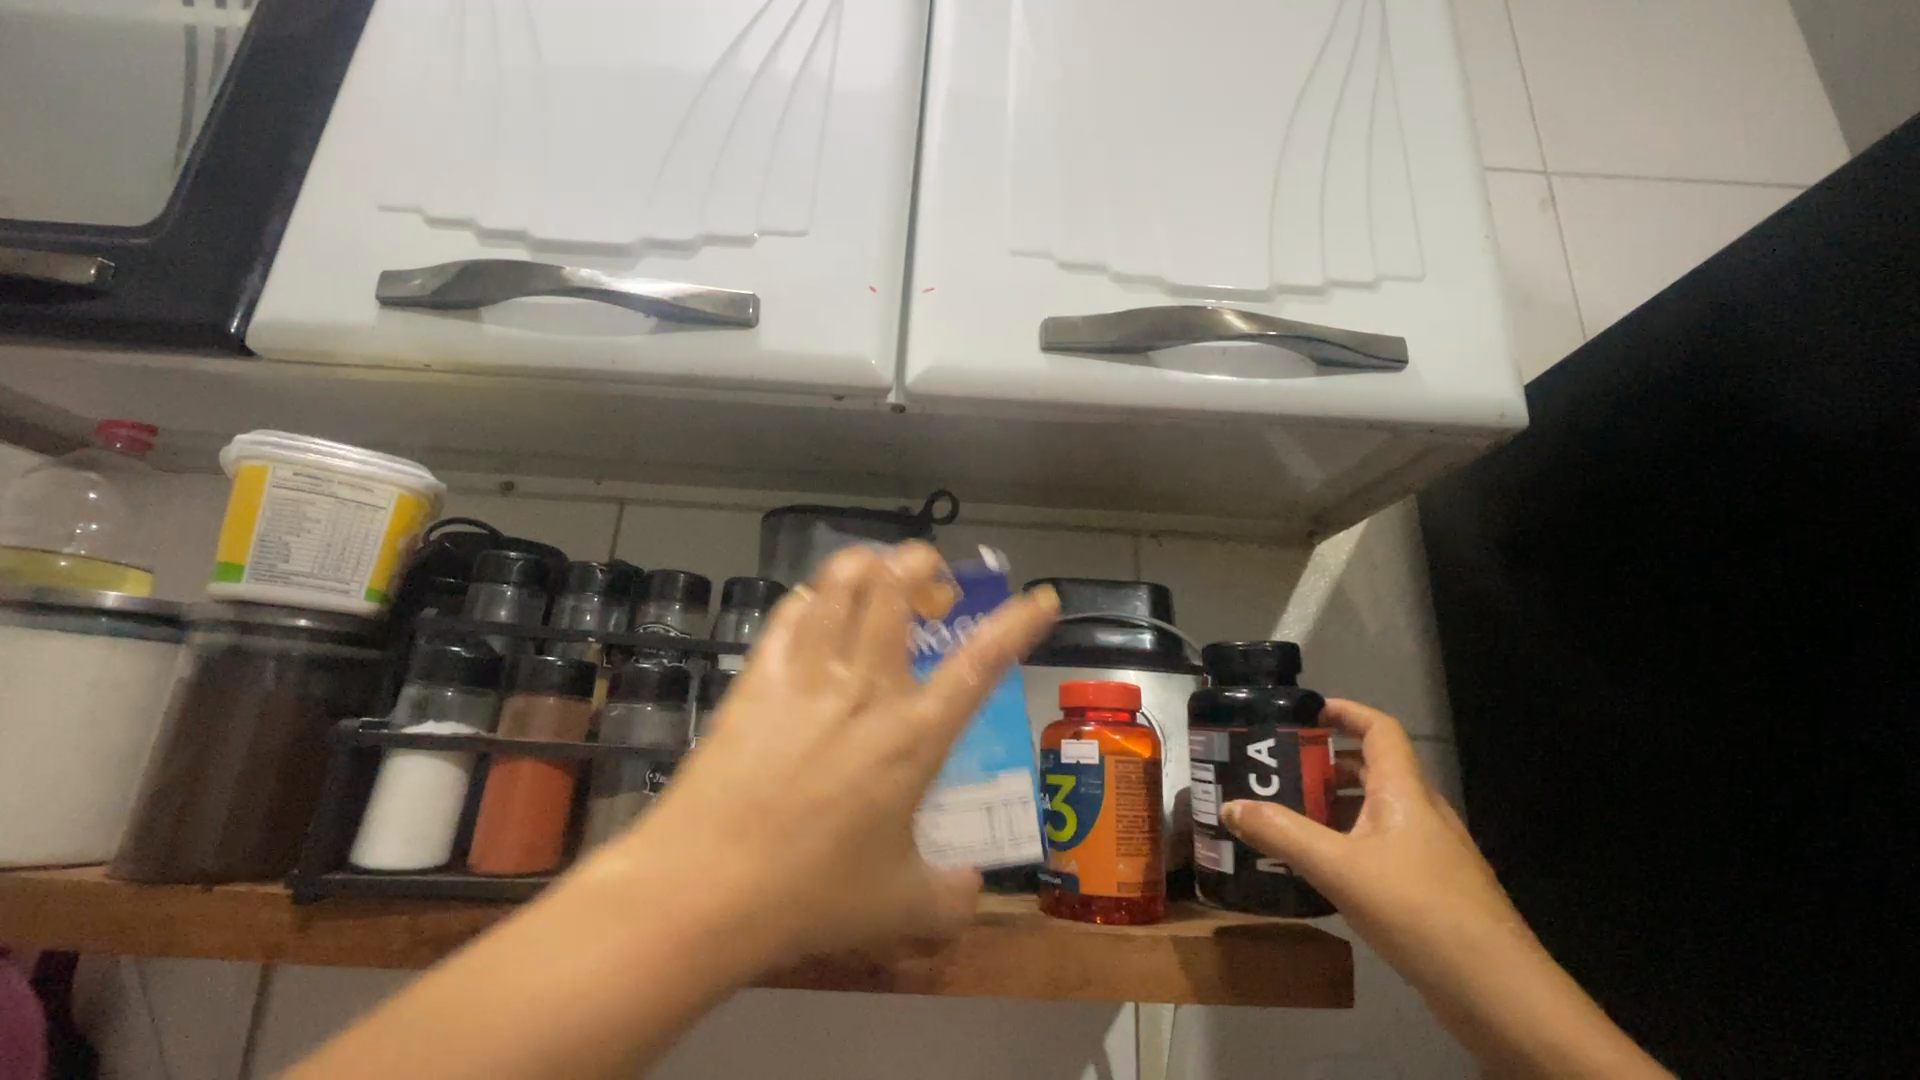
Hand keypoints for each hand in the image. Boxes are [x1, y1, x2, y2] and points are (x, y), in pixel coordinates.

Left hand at [601, 542, 1058, 968]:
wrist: (705, 886)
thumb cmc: (811, 895)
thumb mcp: (899, 908)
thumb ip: (950, 897)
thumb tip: (973, 888)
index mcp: (913, 736)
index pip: (980, 663)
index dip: (1018, 624)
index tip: (1042, 598)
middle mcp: (866, 688)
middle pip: (898, 588)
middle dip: (923, 563)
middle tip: (933, 582)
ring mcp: (807, 675)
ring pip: (841, 583)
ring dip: (869, 564)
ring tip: (880, 575)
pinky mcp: (756, 677)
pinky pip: (791, 612)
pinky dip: (814, 597)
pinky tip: (817, 610)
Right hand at [1221, 699, 1532, 986]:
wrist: (1497, 990)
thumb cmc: (1418, 910)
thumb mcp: (1337, 868)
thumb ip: (1281, 834)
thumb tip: (1229, 806)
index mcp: (1404, 792)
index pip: (1380, 729)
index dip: (1345, 712)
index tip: (1304, 713)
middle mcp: (1422, 812)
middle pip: (1374, 770)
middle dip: (1326, 765)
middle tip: (1278, 773)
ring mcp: (1432, 852)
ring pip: (1377, 812)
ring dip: (1336, 807)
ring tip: (1289, 819)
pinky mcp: (1434, 888)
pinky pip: (1384, 847)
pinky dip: (1350, 843)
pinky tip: (1323, 871)